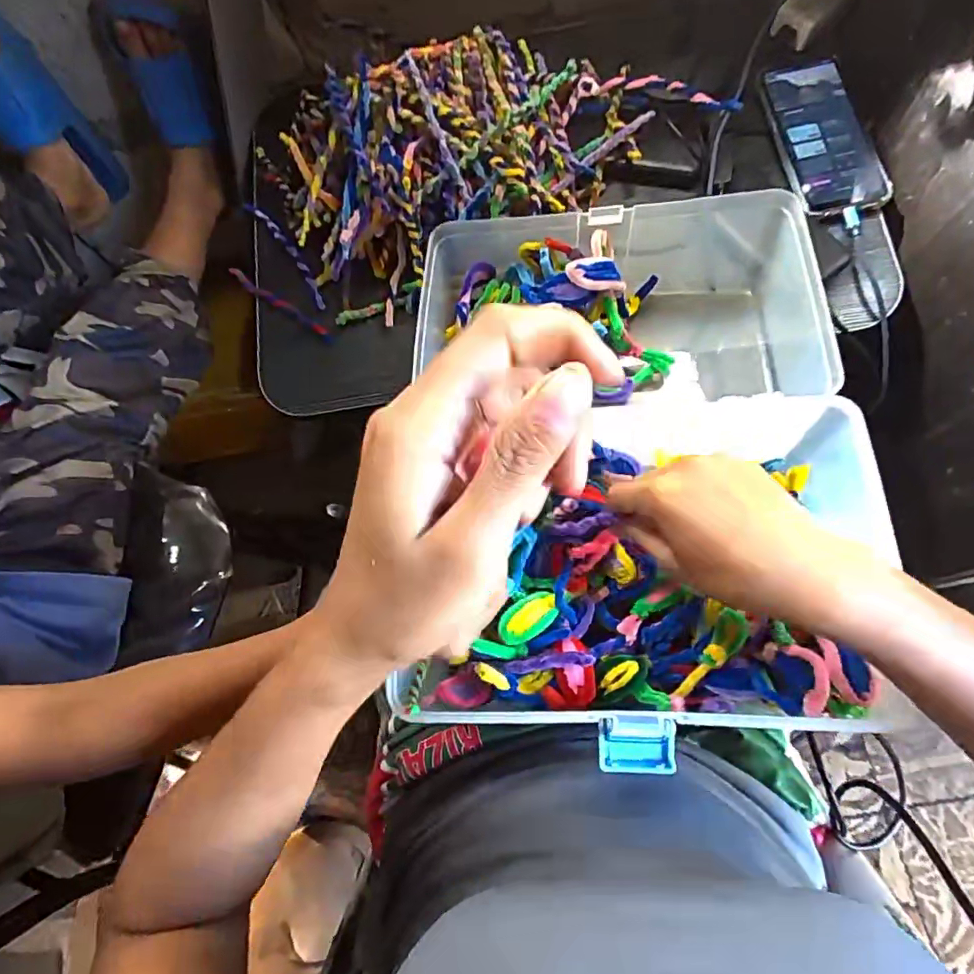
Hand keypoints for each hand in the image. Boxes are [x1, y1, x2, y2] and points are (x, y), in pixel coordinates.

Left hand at [311, 305, 626, 669]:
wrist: (360, 637)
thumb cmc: (407, 607)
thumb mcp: (472, 544)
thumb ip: (519, 461)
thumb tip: (572, 382)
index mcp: (420, 424)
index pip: (497, 335)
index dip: (564, 339)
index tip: (612, 383)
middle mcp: (421, 415)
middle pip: (513, 372)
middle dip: (558, 419)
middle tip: (570, 486)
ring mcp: (428, 437)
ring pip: (512, 409)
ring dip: (541, 454)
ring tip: (525, 519)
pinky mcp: (437, 459)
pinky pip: (496, 442)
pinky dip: (520, 473)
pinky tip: (510, 518)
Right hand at [606, 454, 898, 637]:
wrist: (801, 567)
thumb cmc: (730, 576)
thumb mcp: (675, 566)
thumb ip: (642, 538)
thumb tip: (625, 522)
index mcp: (658, 493)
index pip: (617, 493)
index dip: (618, 512)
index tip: (631, 531)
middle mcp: (682, 466)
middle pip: (647, 480)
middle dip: (648, 501)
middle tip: (668, 532)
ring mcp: (715, 459)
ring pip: (678, 473)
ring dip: (677, 493)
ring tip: (702, 523)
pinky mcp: (743, 462)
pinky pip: (708, 472)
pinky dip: (706, 487)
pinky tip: (728, 514)